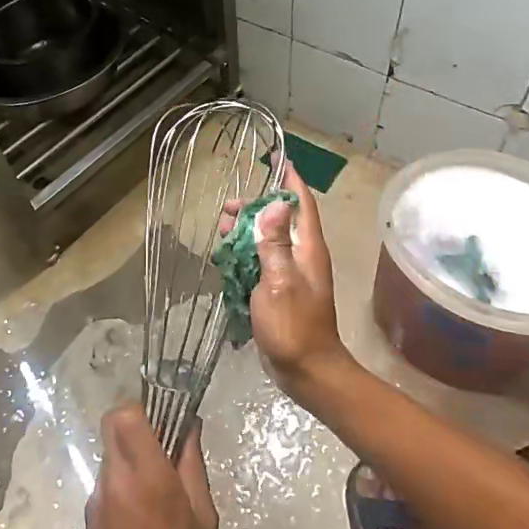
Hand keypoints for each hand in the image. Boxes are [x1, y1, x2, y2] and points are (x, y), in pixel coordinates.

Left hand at [85, 403, 217, 528]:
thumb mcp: (203, 517)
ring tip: (153, 491)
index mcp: (148, 476)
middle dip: (135, 429)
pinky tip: (139, 517)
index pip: (125, 414)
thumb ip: (192, 465)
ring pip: (109, 456)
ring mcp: (96, 501)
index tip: (161, 419)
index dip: (141, 408)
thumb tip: (190, 427)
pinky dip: (120, 486)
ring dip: (128, 460)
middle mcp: (115, 481)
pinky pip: (105, 485)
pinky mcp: (87, 521)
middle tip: (160, 449)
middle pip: (112, 429)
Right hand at [222, 162, 355, 399]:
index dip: (290, 179)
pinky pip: (261, 263)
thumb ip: (275, 242)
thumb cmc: (294, 325)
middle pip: (280, 219)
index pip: (301, 203)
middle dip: (255, 208)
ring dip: (246, 233)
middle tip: (227, 209)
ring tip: (221, 231)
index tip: (277, 158)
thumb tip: (276, 203)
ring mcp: (291, 273)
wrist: (305, 369)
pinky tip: (227, 260)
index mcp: (307, 248)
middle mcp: (302, 254)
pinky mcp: (279, 290)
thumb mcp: (280, 281)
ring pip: (267, 240)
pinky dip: (245, 257)